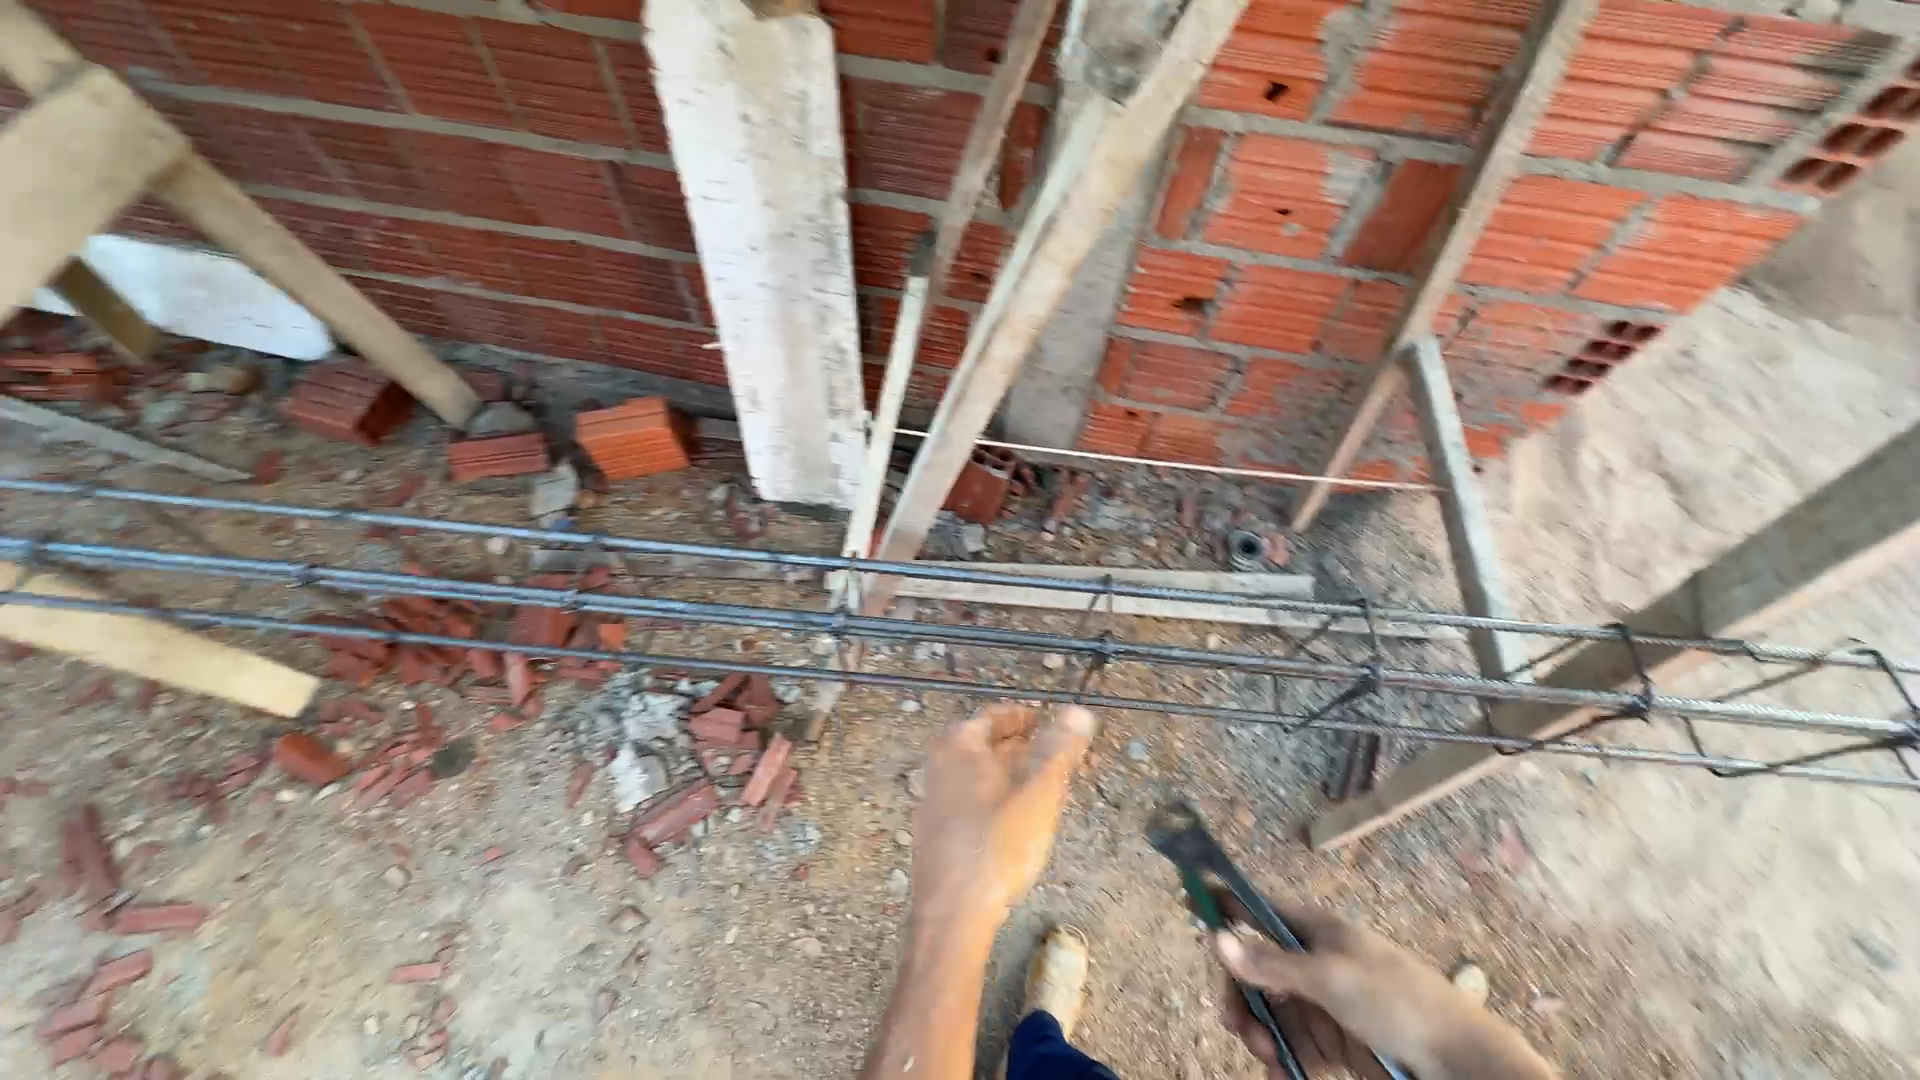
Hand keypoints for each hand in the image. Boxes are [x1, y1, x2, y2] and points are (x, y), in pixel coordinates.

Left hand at [910, 704, 1095, 927]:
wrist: (952, 911)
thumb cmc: (998, 843)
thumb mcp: (1038, 792)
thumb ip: (1059, 749)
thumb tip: (1078, 712)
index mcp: (958, 744)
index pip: (994, 715)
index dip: (1024, 716)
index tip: (1047, 719)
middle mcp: (940, 765)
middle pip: (985, 744)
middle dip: (1021, 746)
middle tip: (1054, 754)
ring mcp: (934, 800)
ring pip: (979, 775)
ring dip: (1011, 774)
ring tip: (1043, 785)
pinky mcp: (937, 833)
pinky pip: (972, 800)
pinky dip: (997, 797)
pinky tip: (1018, 820)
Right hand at [1211, 901, 1556, 1079]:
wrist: (1461, 1065)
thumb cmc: (1396, 1001)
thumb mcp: (1329, 978)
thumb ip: (1270, 964)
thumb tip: (1214, 938)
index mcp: (1313, 929)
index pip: (1256, 907)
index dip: (1223, 905)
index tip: (1187, 904)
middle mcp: (1311, 960)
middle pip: (1253, 968)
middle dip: (1240, 994)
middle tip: (1238, 1026)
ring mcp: (1321, 1002)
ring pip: (1268, 1009)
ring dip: (1258, 1031)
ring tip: (1266, 1056)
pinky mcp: (1332, 1041)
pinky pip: (1290, 1045)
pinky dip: (1280, 1060)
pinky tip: (1280, 1074)